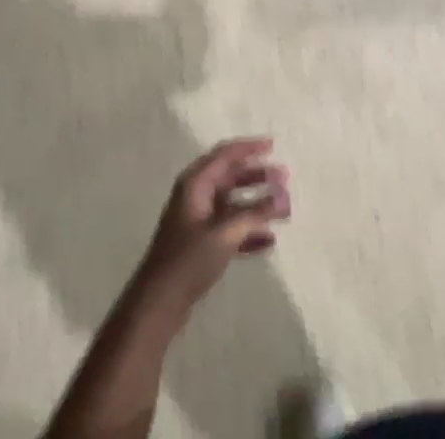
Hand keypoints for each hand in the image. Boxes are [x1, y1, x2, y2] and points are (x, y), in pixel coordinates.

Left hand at [132, 138, 290, 316]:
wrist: (159, 300)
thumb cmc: (189, 259)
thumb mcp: (225, 233)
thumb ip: (256, 212)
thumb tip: (284, 196)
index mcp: (195, 184)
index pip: (225, 155)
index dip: (249, 147)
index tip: (273, 145)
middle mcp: (196, 196)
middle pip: (230, 176)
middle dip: (257, 176)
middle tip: (285, 178)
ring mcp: (198, 220)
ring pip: (233, 203)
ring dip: (257, 204)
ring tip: (284, 210)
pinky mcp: (202, 243)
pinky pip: (230, 228)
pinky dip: (249, 230)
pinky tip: (269, 241)